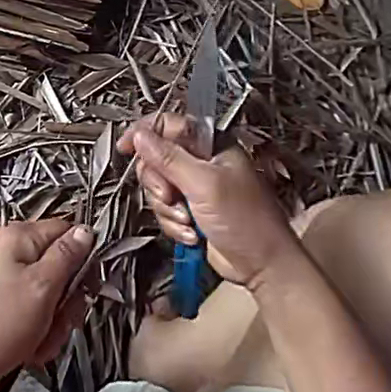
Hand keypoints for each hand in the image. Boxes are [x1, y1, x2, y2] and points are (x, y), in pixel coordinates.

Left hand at [0, 220, 95, 391]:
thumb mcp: (42, 285)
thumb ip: (68, 256)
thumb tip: (86, 232)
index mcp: (21, 238)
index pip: (69, 231)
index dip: (85, 257)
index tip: (89, 282)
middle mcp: (16, 255)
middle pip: (65, 269)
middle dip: (68, 301)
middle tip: (57, 314)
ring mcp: (14, 283)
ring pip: (57, 299)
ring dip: (55, 323)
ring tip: (39, 334)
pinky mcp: (12, 309)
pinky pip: (42, 319)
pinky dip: (42, 336)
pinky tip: (30, 345)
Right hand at [118, 113, 307, 291]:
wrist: (264, 267)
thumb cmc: (247, 221)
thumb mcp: (204, 184)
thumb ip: (168, 158)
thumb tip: (140, 135)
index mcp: (211, 144)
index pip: (167, 125)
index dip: (144, 134)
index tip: (126, 147)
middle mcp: (202, 161)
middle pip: (155, 158)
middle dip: (158, 183)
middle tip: (171, 196)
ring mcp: (196, 186)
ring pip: (157, 186)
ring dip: (167, 208)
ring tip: (188, 220)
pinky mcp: (192, 210)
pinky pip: (165, 210)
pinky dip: (173, 224)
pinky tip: (192, 233)